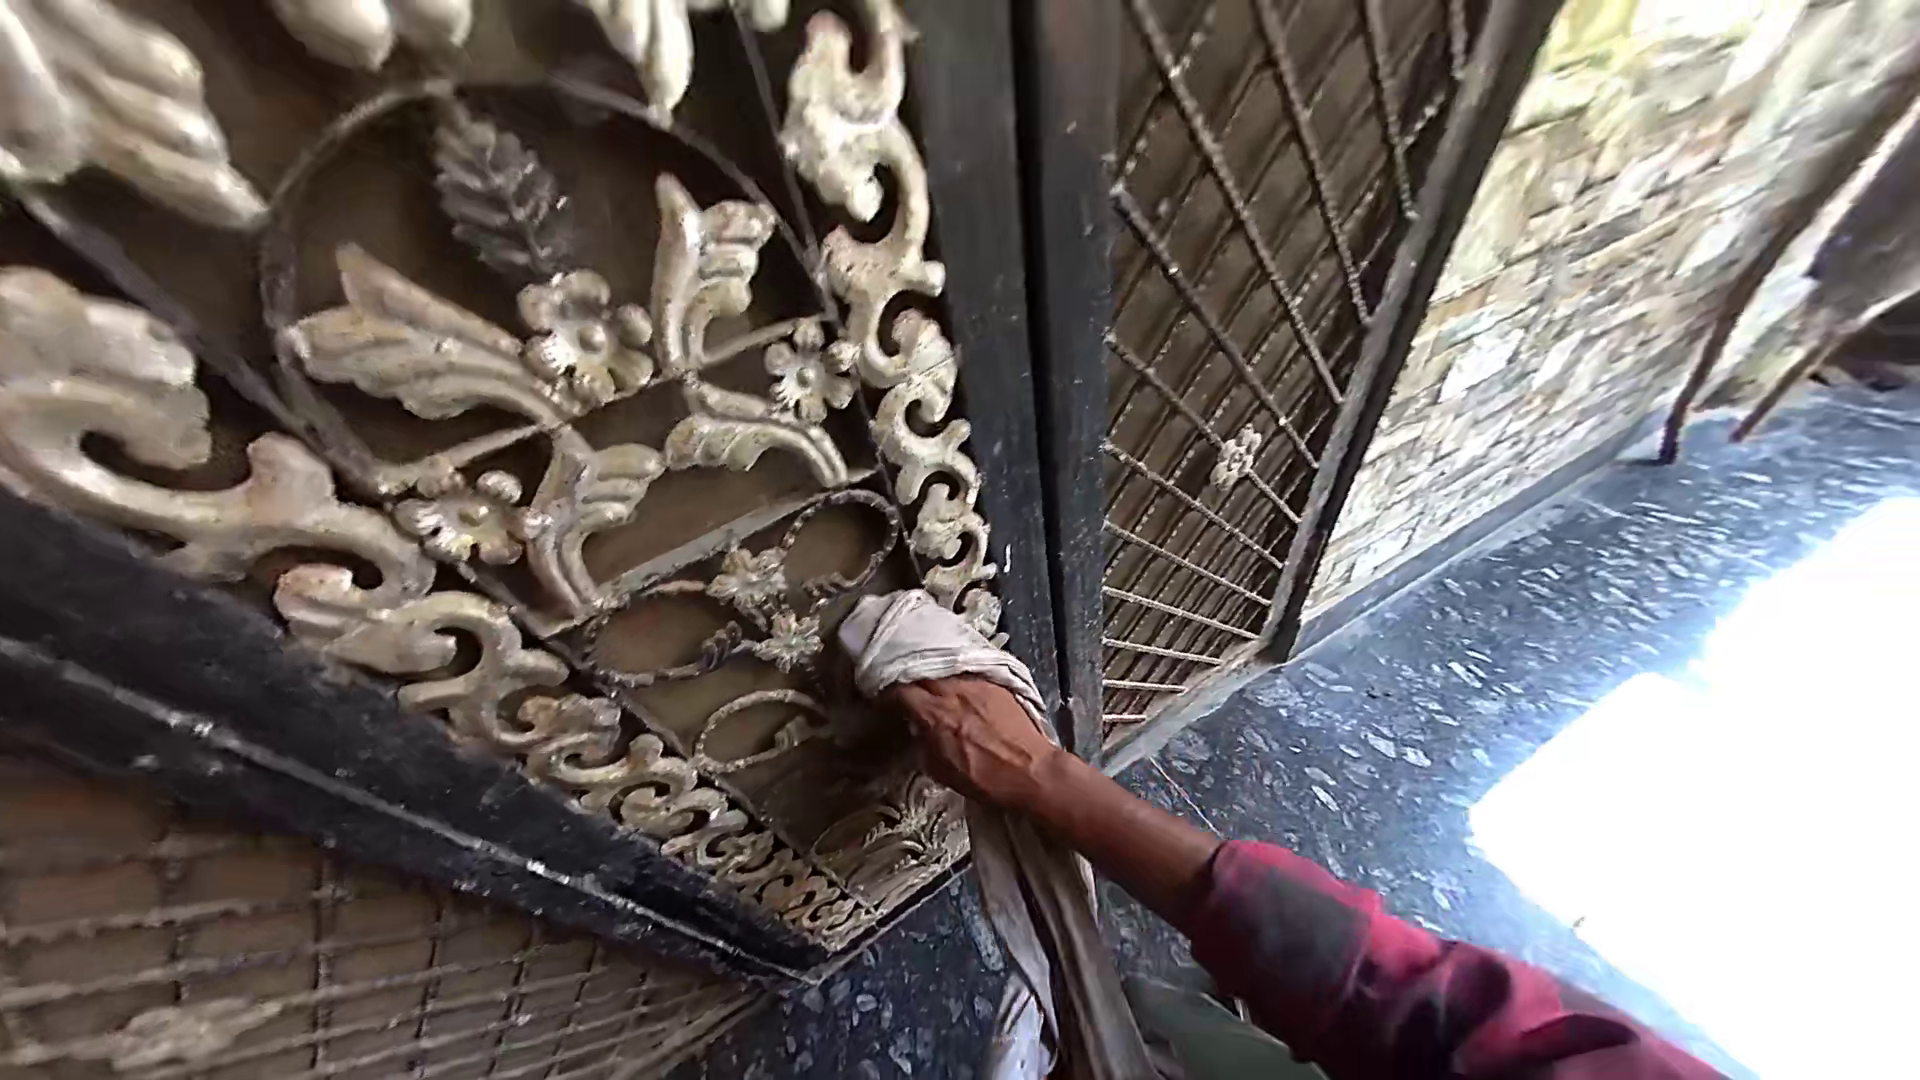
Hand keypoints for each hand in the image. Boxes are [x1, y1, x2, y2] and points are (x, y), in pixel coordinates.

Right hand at [882, 676, 1064, 811]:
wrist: (1030, 770)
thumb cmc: (985, 779)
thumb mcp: (941, 769)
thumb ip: (924, 744)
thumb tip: (918, 730)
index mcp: (934, 714)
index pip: (900, 691)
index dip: (887, 692)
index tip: (883, 696)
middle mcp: (952, 691)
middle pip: (920, 671)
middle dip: (907, 675)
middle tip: (902, 682)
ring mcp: (975, 683)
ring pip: (944, 666)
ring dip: (931, 671)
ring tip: (926, 676)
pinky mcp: (994, 681)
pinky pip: (967, 669)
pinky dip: (955, 673)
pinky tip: (954, 678)